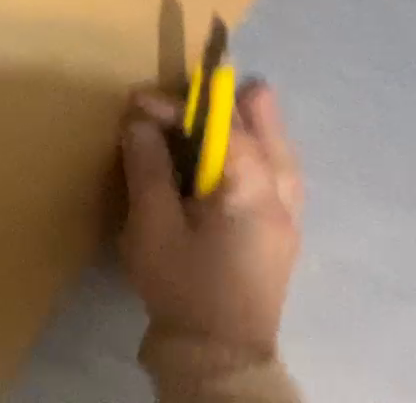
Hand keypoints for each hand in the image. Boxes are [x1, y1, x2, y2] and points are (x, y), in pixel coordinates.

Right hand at [119, 82, 303, 357]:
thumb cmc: (179, 279)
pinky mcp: (275, 238)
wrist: (216, 344)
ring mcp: (284, 226)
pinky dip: (269, 158)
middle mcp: (279, 208)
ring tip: (254, 105)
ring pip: (285, 168)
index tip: (140, 100)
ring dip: (267, 134)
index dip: (186, 111)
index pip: (225, 138)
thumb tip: (140, 124)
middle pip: (273, 149)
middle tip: (240, 81)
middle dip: (254, 113)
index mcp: (250, 200)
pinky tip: (252, 155)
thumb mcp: (152, 222)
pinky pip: (281, 184)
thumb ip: (149, 169)